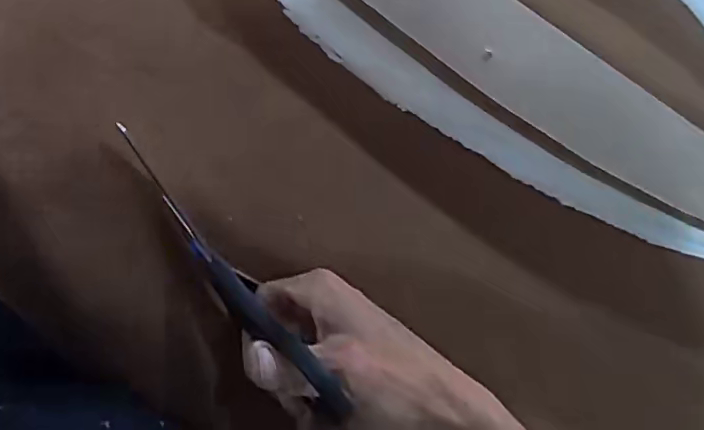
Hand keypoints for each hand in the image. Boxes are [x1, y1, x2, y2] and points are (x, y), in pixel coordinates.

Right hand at [242, 270, 521, 429]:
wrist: (452, 414)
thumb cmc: (394, 381)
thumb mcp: (337, 372)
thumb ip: (290, 366)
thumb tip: (251, 358)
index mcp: (317, 286)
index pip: (261, 300)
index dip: (257, 335)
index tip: (266, 371)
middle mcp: (324, 300)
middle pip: (277, 335)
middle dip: (283, 373)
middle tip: (302, 399)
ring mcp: (340, 329)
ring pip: (296, 361)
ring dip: (302, 393)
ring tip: (326, 412)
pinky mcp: (353, 358)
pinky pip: (318, 376)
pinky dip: (321, 399)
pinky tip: (338, 416)